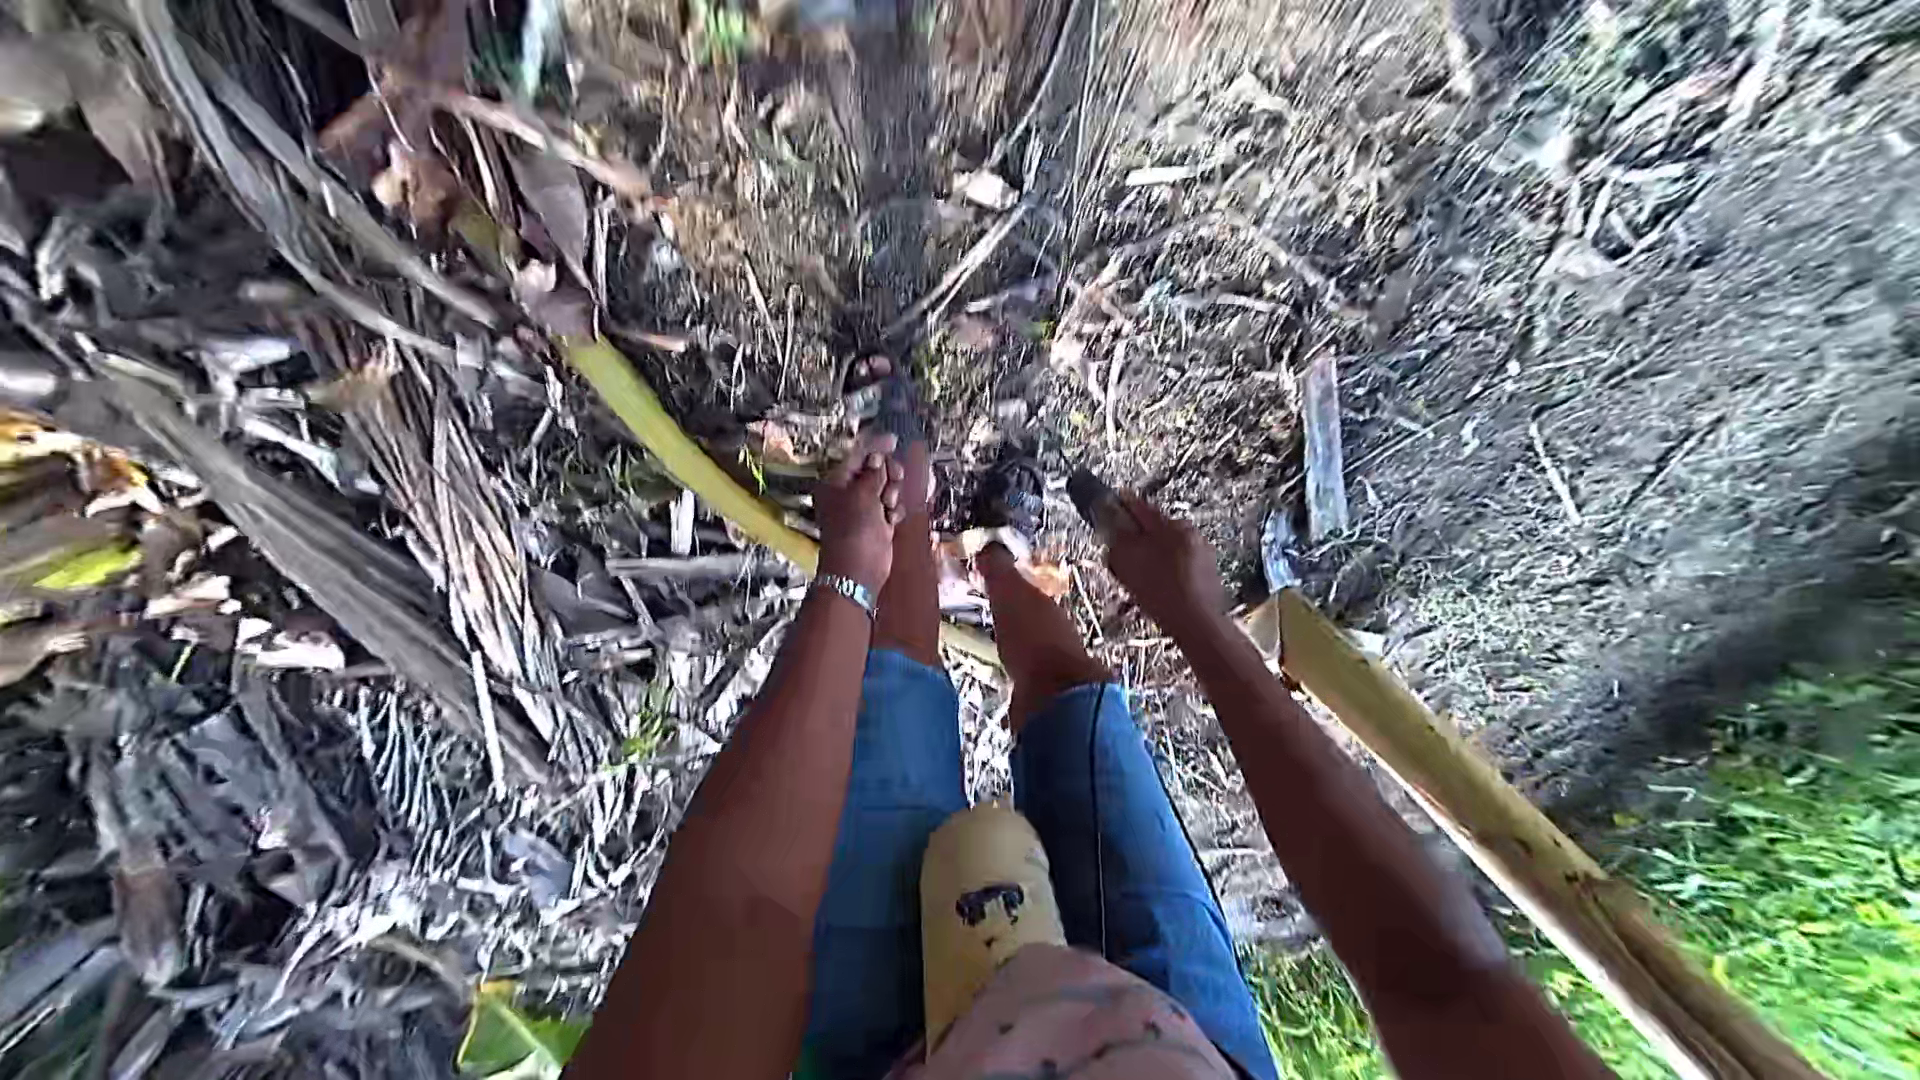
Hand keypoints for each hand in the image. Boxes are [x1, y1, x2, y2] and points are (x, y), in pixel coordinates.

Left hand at [816, 431, 905, 592]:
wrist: (858, 571)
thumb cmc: (855, 531)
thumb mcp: (863, 496)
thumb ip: (873, 473)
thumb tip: (877, 456)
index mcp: (836, 483)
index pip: (858, 457)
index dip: (876, 448)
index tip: (894, 439)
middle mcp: (847, 493)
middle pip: (874, 471)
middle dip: (887, 474)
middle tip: (893, 482)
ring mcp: (862, 509)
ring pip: (885, 489)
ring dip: (891, 494)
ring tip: (888, 507)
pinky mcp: (876, 524)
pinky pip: (890, 508)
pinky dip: (893, 511)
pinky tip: (891, 520)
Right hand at [1103, 491, 1226, 633]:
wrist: (1196, 623)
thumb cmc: (1159, 590)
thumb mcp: (1126, 560)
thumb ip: (1115, 535)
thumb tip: (1109, 518)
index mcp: (1171, 525)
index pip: (1140, 506)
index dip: (1120, 503)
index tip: (1110, 500)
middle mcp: (1190, 533)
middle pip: (1154, 528)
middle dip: (1135, 536)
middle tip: (1117, 551)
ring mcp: (1202, 554)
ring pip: (1166, 547)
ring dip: (1149, 555)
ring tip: (1134, 576)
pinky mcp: (1207, 574)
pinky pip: (1177, 565)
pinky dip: (1163, 571)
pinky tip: (1154, 588)